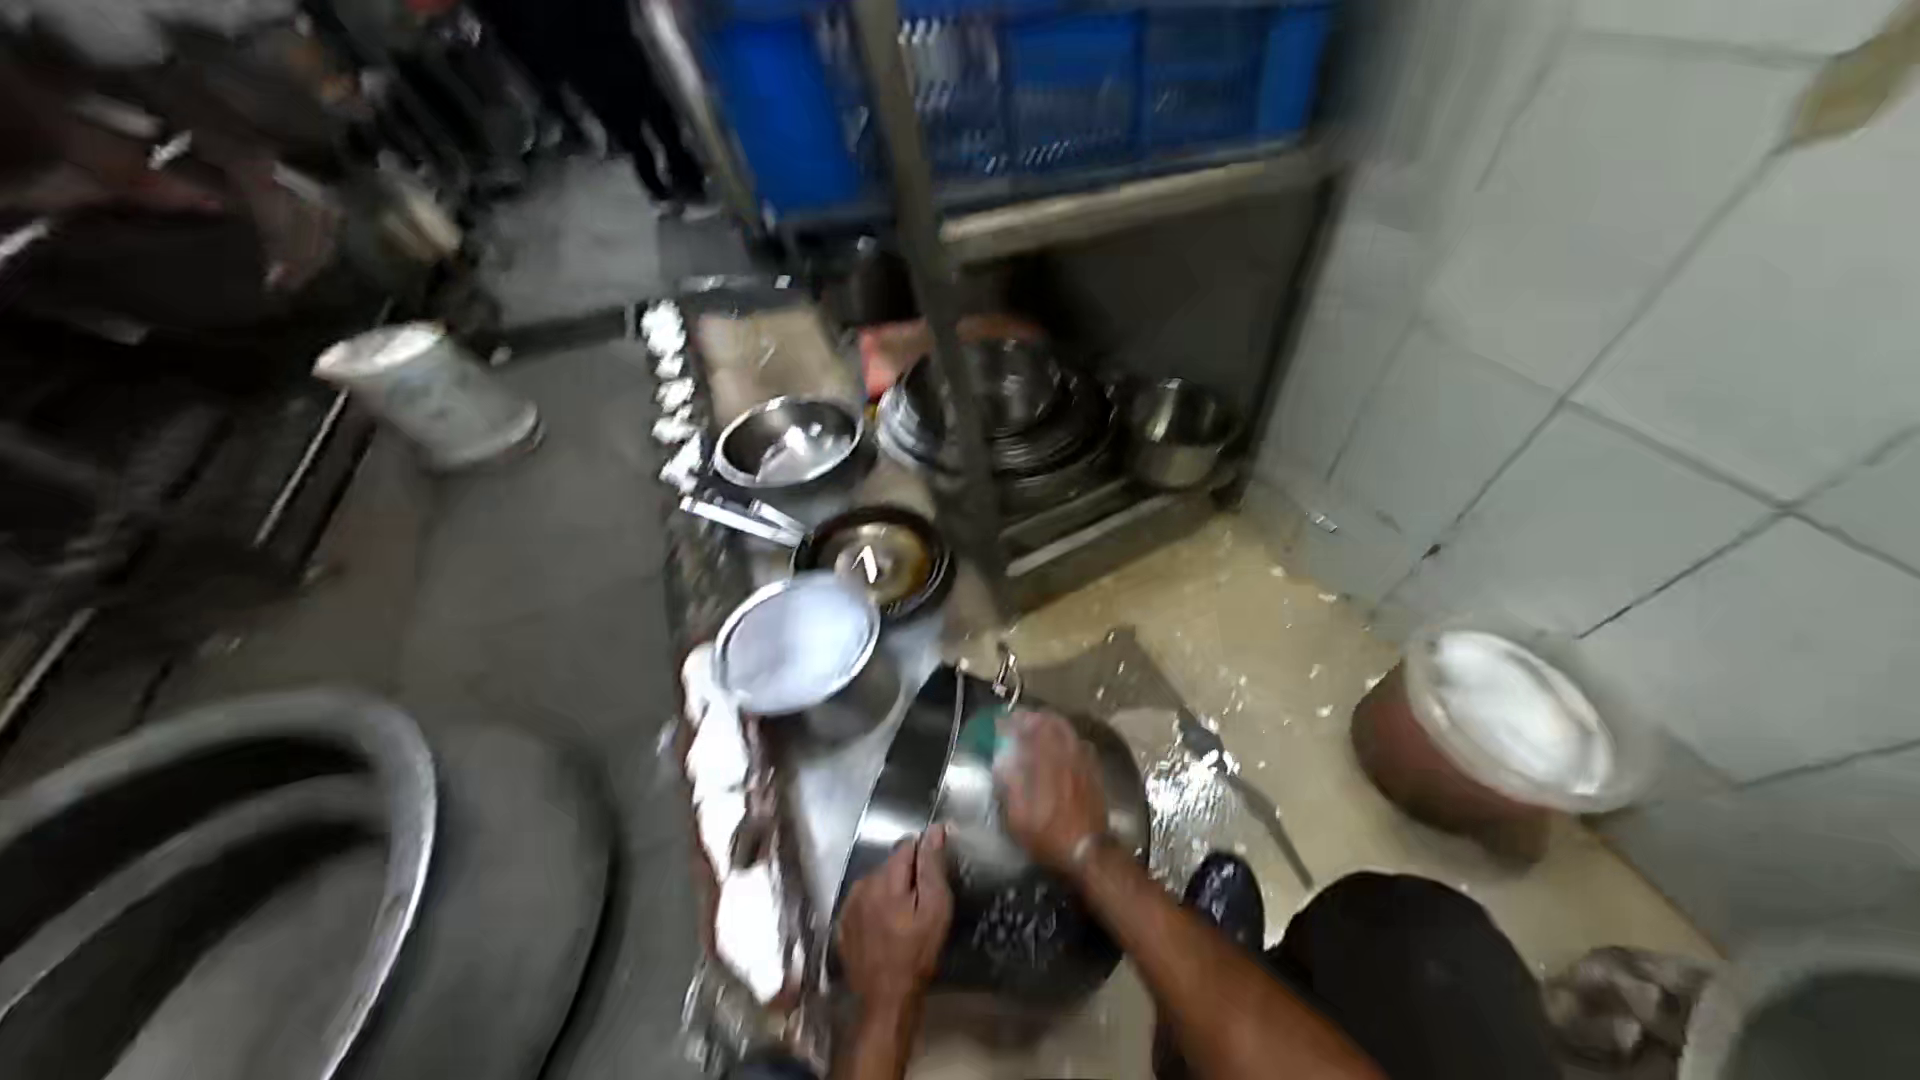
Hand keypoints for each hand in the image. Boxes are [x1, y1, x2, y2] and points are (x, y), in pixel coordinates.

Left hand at [836, 827, 952, 1008]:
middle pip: (891, 864)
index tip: (933, 879)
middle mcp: (862, 883)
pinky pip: (864, 902)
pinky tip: (886, 928)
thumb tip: (934, 830)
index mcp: (885, 877)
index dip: (924, 857)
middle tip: (921, 904)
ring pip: (877, 882)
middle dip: (908, 875)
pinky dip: (876, 907)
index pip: (907, 845)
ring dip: (891, 891)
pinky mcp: (844, 924)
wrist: (887, 1000)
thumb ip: (933, 866)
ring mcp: (849, 904)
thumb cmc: (917, 953)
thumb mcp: (935, 908)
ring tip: (904, 919)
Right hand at [994, 709, 1108, 873]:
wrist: (1088, 852)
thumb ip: (1010, 788)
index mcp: (1043, 768)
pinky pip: (1083, 744)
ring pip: (1068, 731)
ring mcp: (1081, 763)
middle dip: (1034, 717)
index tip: (1002, 721)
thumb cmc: (1048, 837)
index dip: (1013, 724)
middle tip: (1022, 717)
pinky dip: (1070, 736)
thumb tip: (1002, 761)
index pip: (1027, 734)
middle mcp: (1063, 759)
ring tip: (1041, 722)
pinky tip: (1066, 741)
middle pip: (1051, 725)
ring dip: (1053, 722)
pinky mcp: (1093, 771)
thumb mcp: (1018, 820)